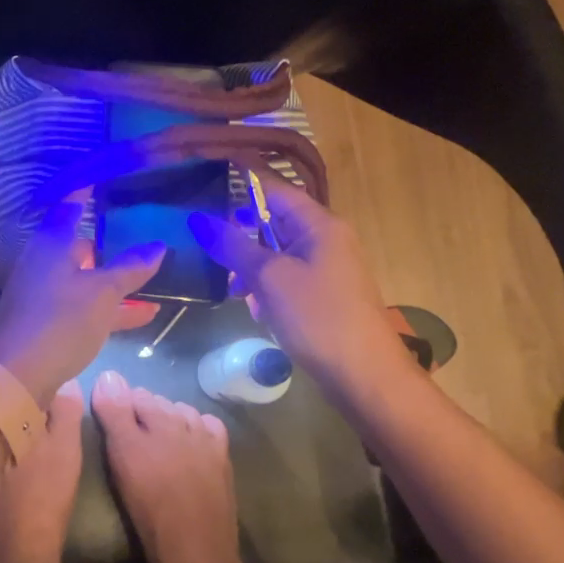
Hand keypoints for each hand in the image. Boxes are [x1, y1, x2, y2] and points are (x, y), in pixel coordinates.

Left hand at [0, 202, 166, 402]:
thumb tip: (157, 245)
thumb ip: (130, 268)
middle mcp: (44, 261)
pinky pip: (85, 303)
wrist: (15, 375)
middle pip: (80, 243)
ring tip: (155, 275)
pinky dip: (110, 305)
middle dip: (110, 241)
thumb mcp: (101, 293)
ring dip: (116, 278)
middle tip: (144, 231)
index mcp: (51, 243)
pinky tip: (145, 313)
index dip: (86, 192)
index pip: (70, 207)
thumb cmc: (59, 321)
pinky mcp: (48, 320)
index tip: (105, 178)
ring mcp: (44, 292)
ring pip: (86, 277)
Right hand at [186, 173, 404, 381]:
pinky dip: (265, 287)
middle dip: (239, 235)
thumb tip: (197, 218)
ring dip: (249, 266)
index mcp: (319, 225)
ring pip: (275, 253)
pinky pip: (284, 277)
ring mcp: (325, 268)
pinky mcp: (322, 294)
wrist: (365, 376)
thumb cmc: (318, 317)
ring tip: (231, 288)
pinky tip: (254, 308)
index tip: (202, 188)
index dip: (238, 186)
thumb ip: (232, 245)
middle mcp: (325, 239)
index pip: (273, 189)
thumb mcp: (269, 277)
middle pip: (272, 221)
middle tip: (207, 248)